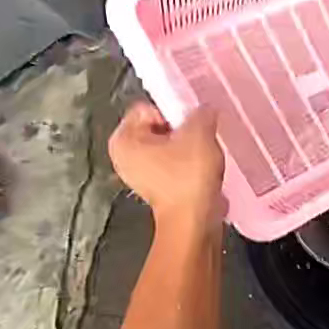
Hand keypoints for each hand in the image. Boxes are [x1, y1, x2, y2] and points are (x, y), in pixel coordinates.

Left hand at [108, 101, 224, 231]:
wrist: (194, 220)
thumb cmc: (189, 177)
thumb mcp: (199, 134)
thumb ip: (201, 114)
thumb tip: (205, 109)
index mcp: (123, 139)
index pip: (148, 109)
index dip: (174, 113)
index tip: (193, 126)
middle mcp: (123, 156)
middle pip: (158, 128)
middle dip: (182, 131)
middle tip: (202, 140)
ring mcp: (139, 175)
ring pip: (168, 148)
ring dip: (188, 149)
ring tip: (205, 157)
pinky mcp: (157, 189)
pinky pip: (173, 166)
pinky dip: (188, 166)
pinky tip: (202, 172)